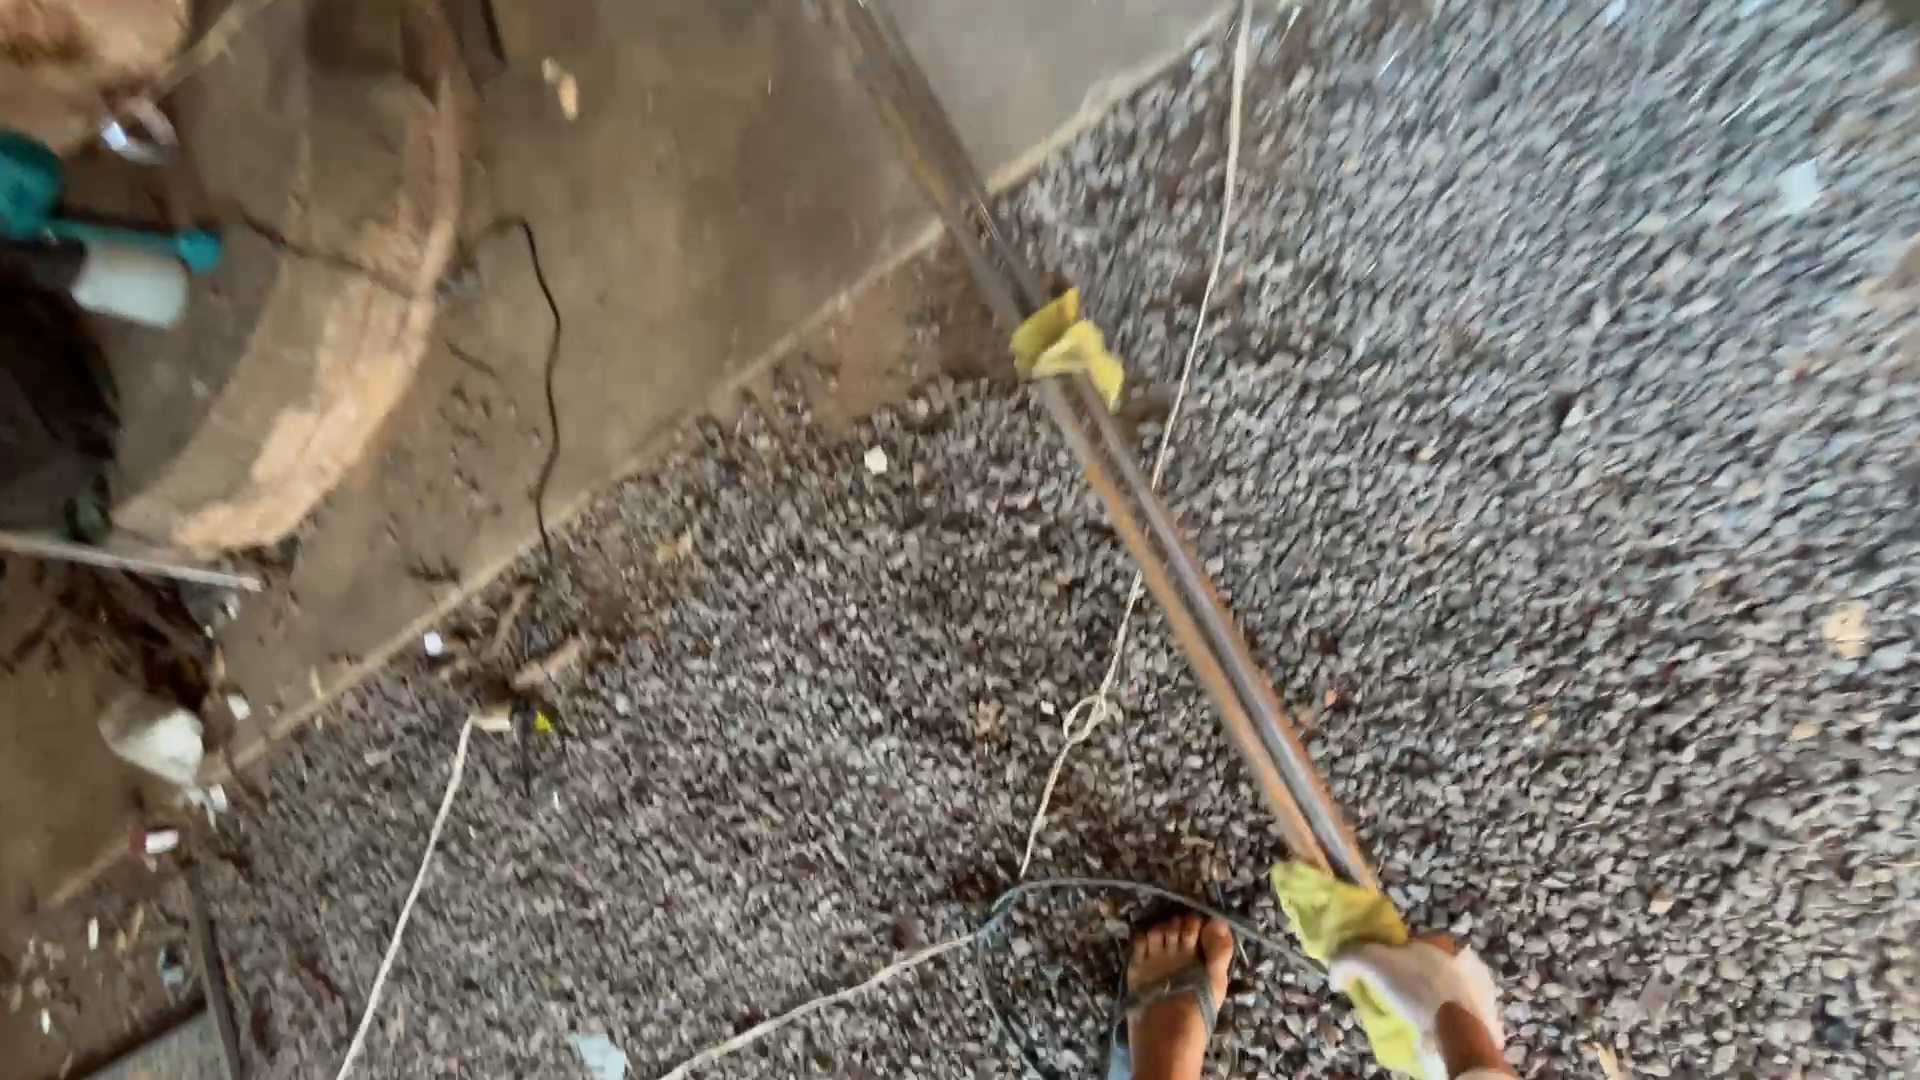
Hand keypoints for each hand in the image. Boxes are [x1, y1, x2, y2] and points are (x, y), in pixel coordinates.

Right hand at [1327, 935, 1512, 1079]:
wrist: (1460, 1033)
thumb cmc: (1417, 986)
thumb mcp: (1372, 961)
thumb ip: (1348, 958)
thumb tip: (1335, 975)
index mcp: (1441, 941)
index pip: (1408, 941)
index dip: (1389, 953)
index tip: (1379, 971)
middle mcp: (1466, 960)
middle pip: (1425, 965)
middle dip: (1408, 977)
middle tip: (1391, 994)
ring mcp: (1480, 992)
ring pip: (1442, 990)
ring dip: (1426, 1000)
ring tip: (1408, 1016)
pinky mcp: (1488, 1020)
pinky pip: (1456, 1015)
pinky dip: (1442, 1019)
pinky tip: (1428, 1029)